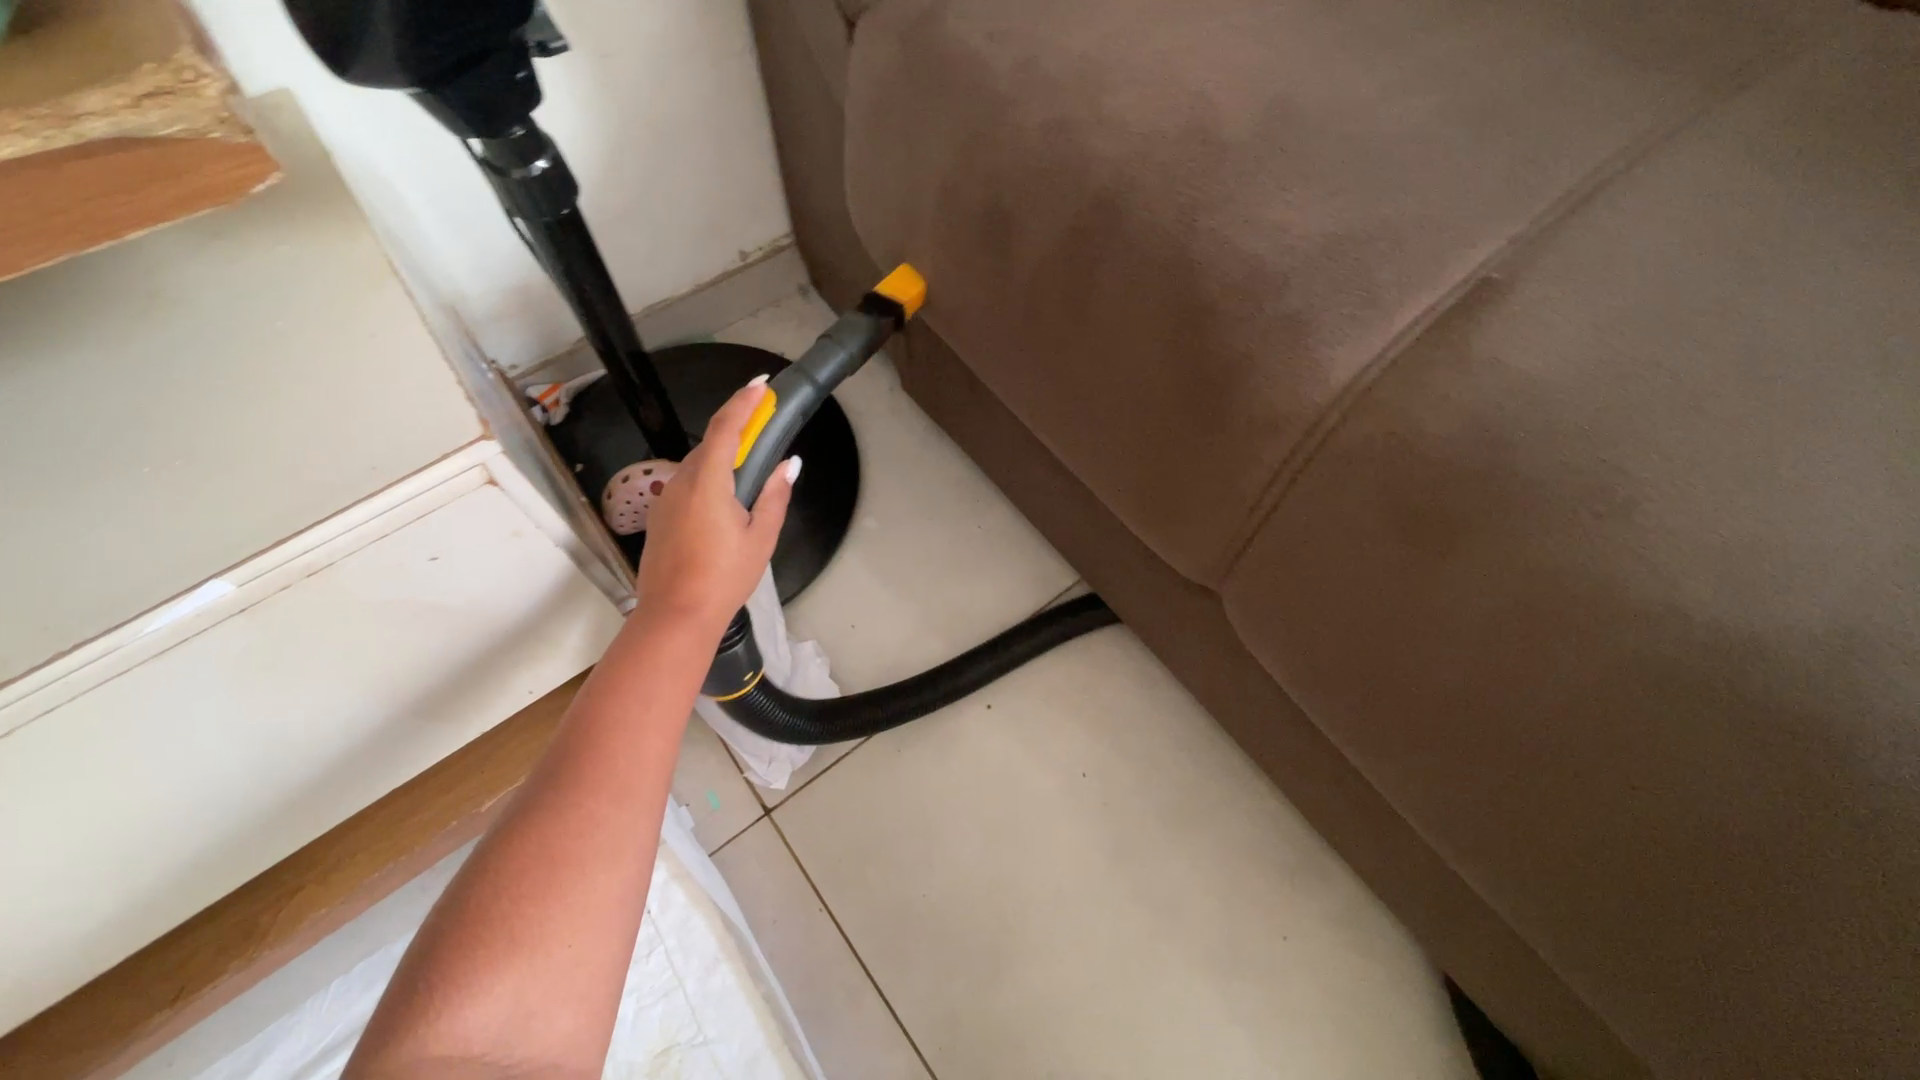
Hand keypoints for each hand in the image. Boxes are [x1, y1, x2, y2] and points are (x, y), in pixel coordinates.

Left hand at [635, 377, 795, 632]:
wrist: (675, 615)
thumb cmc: (724, 577)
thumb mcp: (761, 537)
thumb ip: (775, 496)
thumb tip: (789, 464)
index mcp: (708, 482)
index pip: (726, 428)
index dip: (743, 402)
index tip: (760, 385)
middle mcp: (681, 482)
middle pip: (710, 446)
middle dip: (736, 433)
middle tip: (763, 430)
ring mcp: (665, 500)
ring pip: (696, 466)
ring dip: (722, 460)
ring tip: (748, 476)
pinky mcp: (659, 517)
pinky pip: (686, 486)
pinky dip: (707, 480)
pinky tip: (723, 505)